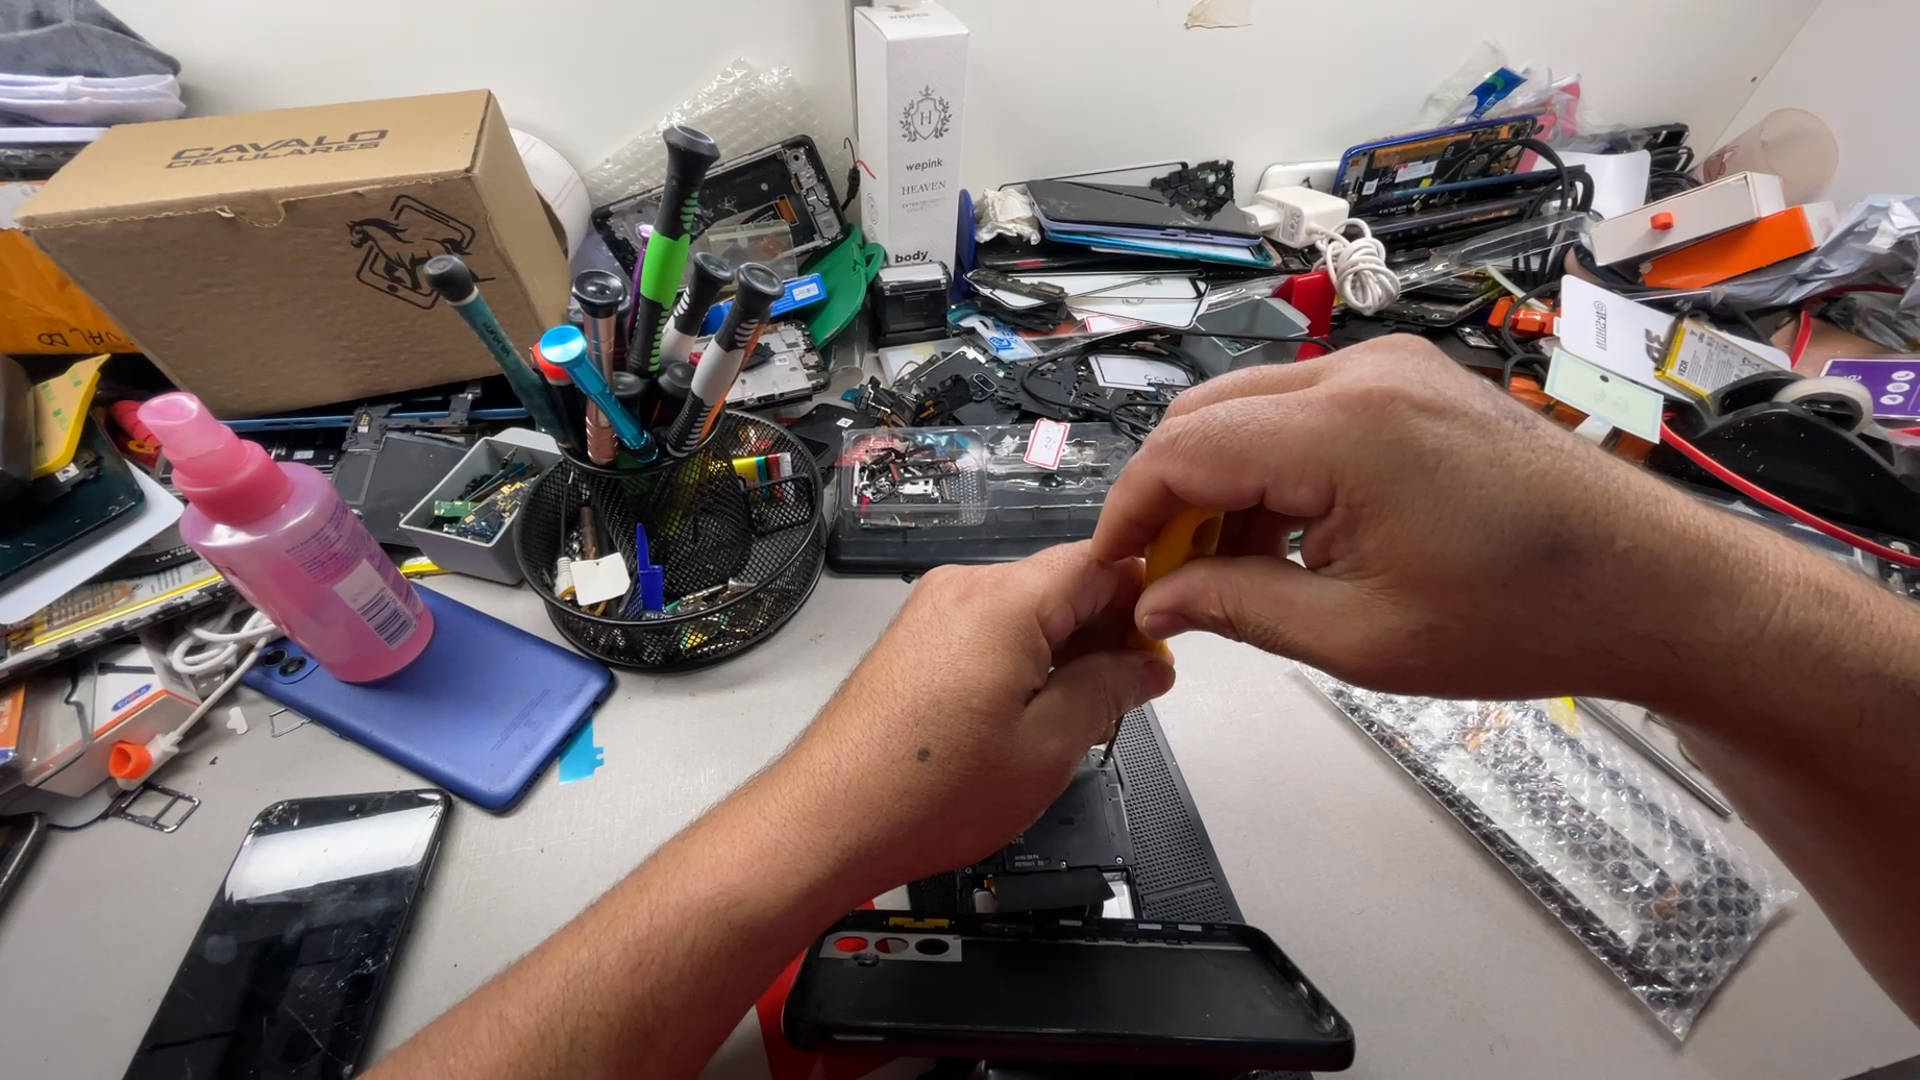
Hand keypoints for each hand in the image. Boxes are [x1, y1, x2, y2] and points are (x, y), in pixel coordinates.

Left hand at [772, 542, 1175, 894]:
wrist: (827, 819)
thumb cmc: (929, 791)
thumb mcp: (1047, 747)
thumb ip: (1109, 690)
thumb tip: (1149, 663)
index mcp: (1003, 600)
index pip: (1100, 562)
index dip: (1144, 596)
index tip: (1163, 642)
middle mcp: (963, 588)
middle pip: (1062, 583)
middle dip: (1105, 630)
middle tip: (1126, 694)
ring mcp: (935, 609)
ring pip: (1028, 608)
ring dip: (1065, 649)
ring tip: (1076, 713)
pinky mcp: (919, 636)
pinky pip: (991, 627)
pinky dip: (1024, 656)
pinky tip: (1031, 708)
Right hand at [1092, 334, 1738, 701]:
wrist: (1665, 591)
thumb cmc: (1523, 621)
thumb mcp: (1356, 636)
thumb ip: (1232, 608)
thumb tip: (1151, 604)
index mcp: (1346, 431)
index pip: (1183, 451)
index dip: (1129, 511)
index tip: (1112, 567)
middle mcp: (1358, 374)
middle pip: (1202, 417)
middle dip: (1163, 496)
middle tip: (1159, 571)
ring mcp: (1385, 369)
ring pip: (1241, 412)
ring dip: (1210, 483)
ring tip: (1218, 563)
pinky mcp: (1403, 383)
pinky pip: (1292, 416)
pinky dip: (1260, 470)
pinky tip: (1274, 531)